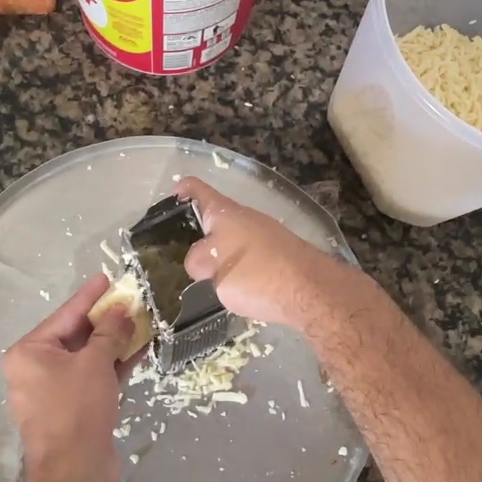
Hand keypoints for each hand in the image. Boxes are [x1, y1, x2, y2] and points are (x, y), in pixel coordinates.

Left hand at [2, 274, 131, 481]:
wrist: (76, 471)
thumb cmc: (76, 408)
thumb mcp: (94, 363)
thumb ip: (109, 333)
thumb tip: (122, 310)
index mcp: (28, 353)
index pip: (64, 315)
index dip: (89, 297)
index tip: (107, 278)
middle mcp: (35, 370)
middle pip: (75, 336)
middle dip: (106, 320)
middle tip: (130, 300)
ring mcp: (53, 392)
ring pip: (87, 358)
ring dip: (114, 343)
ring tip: (141, 322)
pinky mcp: (73, 410)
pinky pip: (93, 378)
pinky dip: (113, 366)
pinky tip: (140, 351)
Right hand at [175, 177, 360, 329]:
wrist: (312, 291)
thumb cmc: (256, 273)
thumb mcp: (211, 267)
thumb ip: (198, 261)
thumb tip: (203, 265)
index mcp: (224, 212)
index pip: (196, 189)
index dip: (180, 191)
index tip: (169, 204)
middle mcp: (245, 218)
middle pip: (213, 221)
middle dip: (197, 239)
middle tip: (181, 262)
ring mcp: (265, 236)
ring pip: (231, 243)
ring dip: (219, 258)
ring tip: (207, 284)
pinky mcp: (279, 256)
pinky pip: (249, 259)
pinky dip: (239, 271)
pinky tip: (238, 292)